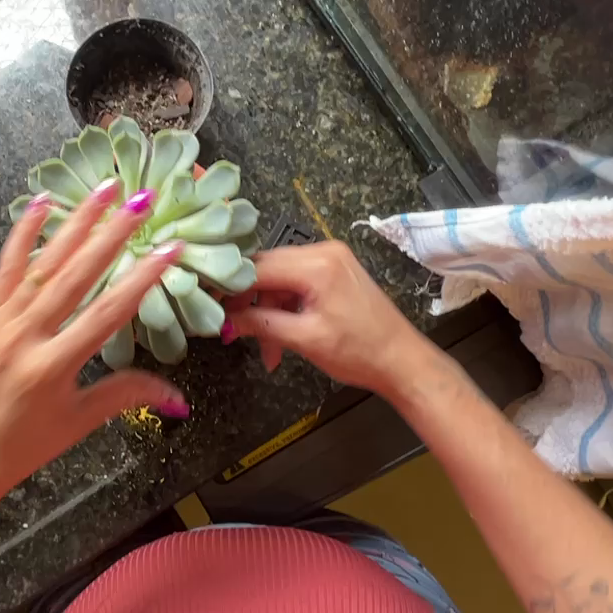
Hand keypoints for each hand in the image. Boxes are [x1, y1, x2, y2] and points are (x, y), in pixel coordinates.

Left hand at [0, 179, 187, 506]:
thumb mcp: (80, 421)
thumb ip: (127, 396)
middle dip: (112, 234)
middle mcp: (26, 335)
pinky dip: (23, 234)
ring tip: (102, 190)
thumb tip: (179, 397)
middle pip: (76, 276)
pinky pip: (6, 268)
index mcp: (52, 366)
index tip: (170, 248)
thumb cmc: (29, 443)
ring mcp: (2, 321)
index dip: (142, 278)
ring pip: (44, 264)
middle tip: (140, 201)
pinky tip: (41, 203)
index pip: (107, 313)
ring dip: (75, 223)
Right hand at [222, 241, 451, 397]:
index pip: (257, 268)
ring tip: (267, 348)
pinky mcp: (335, 270)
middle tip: (233, 331)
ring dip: (267, 310)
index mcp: (317, 264)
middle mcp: (323, 250)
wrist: (404, 362)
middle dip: (248, 302)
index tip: (208, 308)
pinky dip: (285, 307)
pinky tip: (281, 335)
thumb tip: (222, 323)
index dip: (229, 289)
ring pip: (278, 277)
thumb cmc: (359, 352)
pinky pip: (296, 282)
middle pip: (266, 268)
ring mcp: (331, 258)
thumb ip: (260, 324)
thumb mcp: (304, 339)